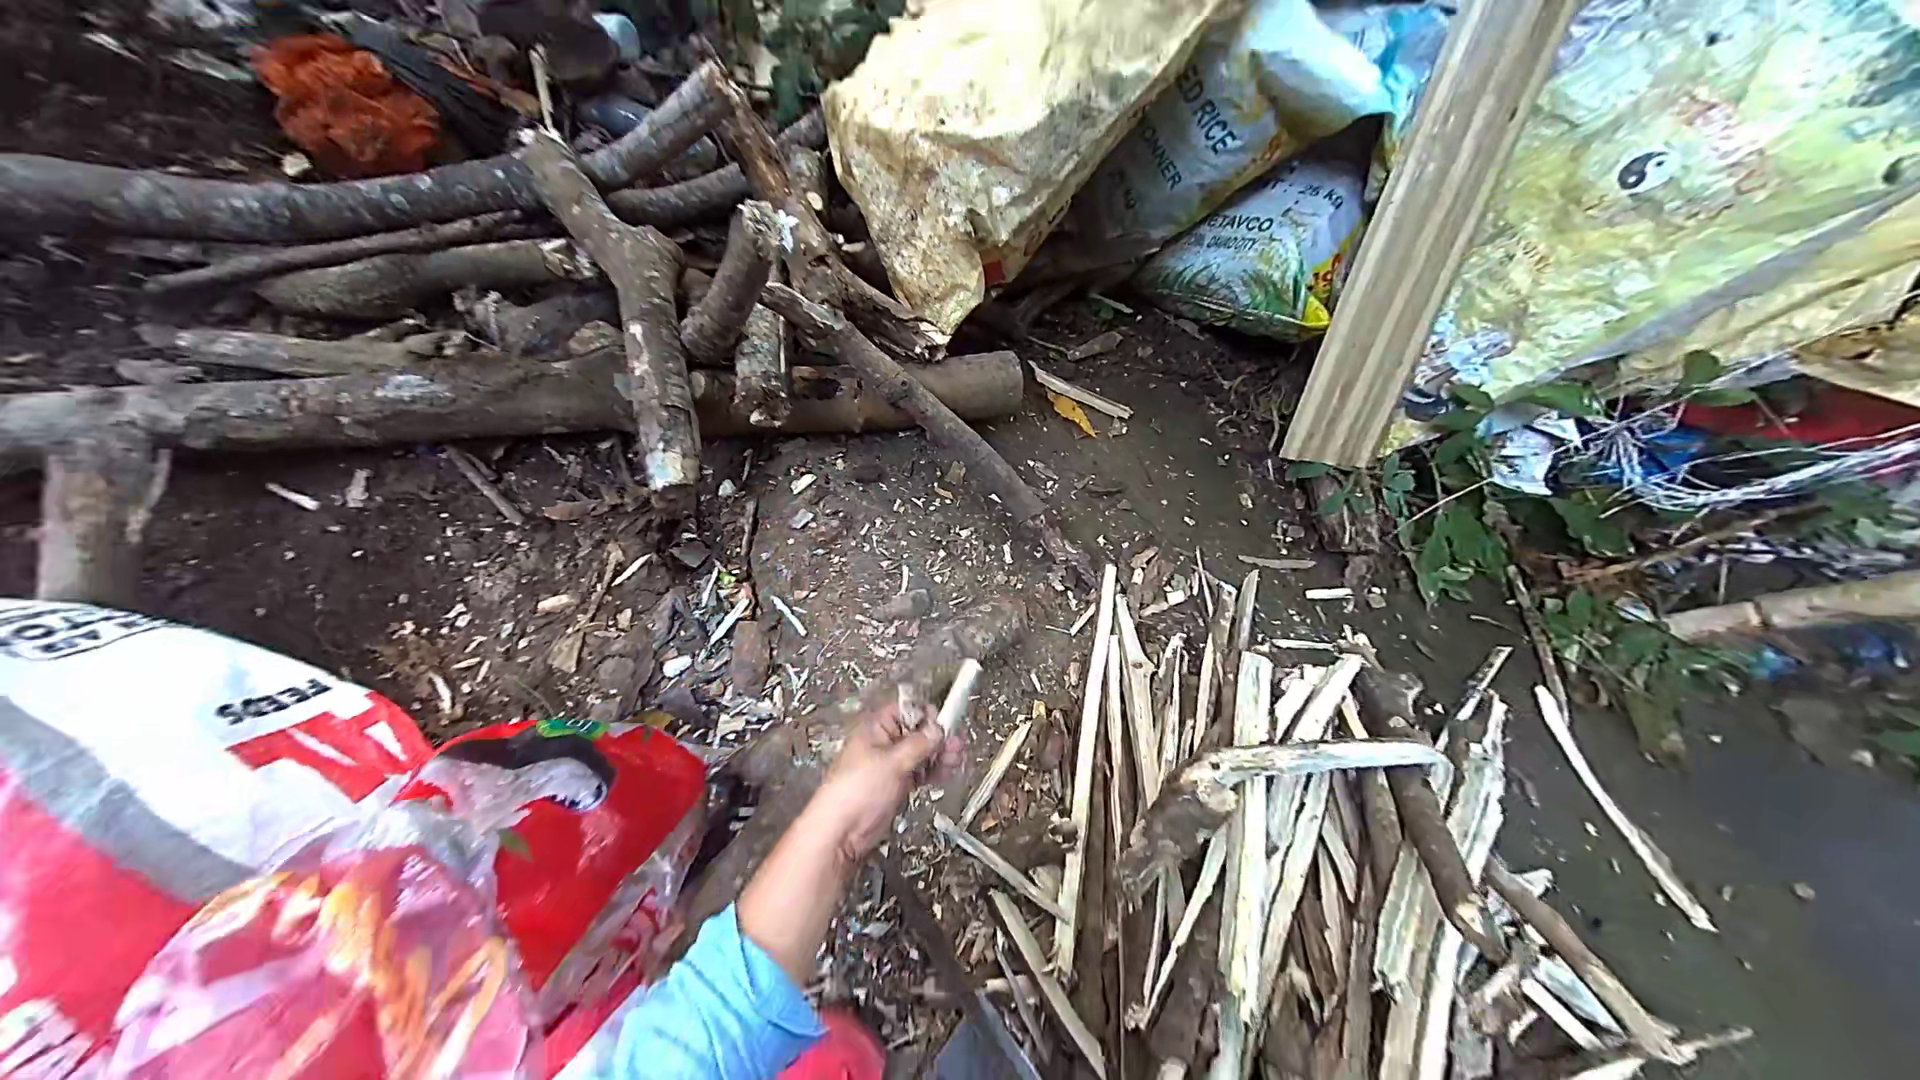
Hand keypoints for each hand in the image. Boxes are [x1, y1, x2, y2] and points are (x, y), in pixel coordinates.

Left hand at [808, 700, 963, 864]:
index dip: (926, 715)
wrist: (841, 832)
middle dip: (938, 737)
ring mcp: (891, 764)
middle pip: (918, 731)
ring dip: (939, 754)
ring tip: (955, 759)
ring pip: (921, 752)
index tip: (945, 722)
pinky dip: (933, 771)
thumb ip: (919, 744)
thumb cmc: (856, 791)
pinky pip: (920, 771)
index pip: (907, 710)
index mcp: (876, 728)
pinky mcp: (897, 784)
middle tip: (955, 744)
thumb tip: (937, 729)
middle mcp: (884, 743)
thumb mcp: (892, 762)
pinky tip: (945, 772)